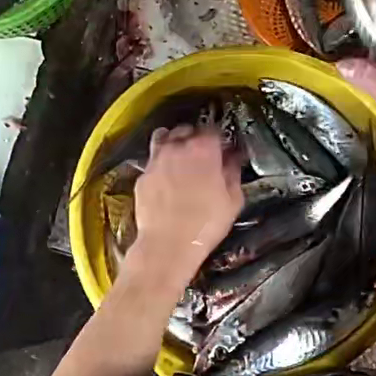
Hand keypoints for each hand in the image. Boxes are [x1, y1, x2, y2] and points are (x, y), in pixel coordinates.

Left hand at [127, 123, 242, 286]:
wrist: (168, 244)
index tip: (223, 150)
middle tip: (203, 155)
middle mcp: (177, 148)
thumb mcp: (233, 200)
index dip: (219, 139)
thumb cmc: (206, 224)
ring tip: (181, 158)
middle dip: (195, 138)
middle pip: (186, 130)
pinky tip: (167, 179)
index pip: (213, 130)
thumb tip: (232, 160)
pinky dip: (160, 164)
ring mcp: (156, 160)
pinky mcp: (142, 176)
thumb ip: (233, 174)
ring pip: (164, 138)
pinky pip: (152, 161)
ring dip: (173, 143)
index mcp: (204, 149)